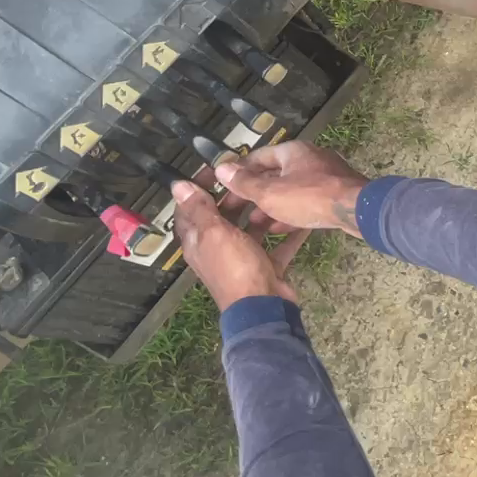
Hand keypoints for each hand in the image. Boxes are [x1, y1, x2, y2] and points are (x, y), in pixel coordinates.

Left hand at [169, 180, 308, 309]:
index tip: (215, 169)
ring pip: (250, 228)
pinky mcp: (266, 265)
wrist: (263, 306)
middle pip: (223, 217)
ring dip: (261, 212)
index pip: (189, 210)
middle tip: (252, 176)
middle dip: (234, 197)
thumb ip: (201, 210)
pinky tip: (298, 216)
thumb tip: (178, 186)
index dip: (197, 188)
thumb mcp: (215, 234)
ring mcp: (243, 257)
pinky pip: (276, 243)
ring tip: (275, 191)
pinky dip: (286, 231)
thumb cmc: (235, 268)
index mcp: (199, 242)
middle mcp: (218, 249)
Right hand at [214, 142, 369, 237]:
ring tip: (254, 223)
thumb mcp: (270, 192)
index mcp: (293, 151)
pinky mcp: (335, 193)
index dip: (239, 172)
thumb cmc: (310, 197)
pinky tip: (279, 229)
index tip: (224, 188)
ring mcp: (325, 175)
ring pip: (290, 189)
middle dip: (255, 192)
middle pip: (275, 173)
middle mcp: (310, 158)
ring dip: (271, 205)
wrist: (356, 209)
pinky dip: (291, 212)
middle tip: (236, 210)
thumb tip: (222, 168)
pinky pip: (307, 200)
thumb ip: (245, 183)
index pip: (258, 157)